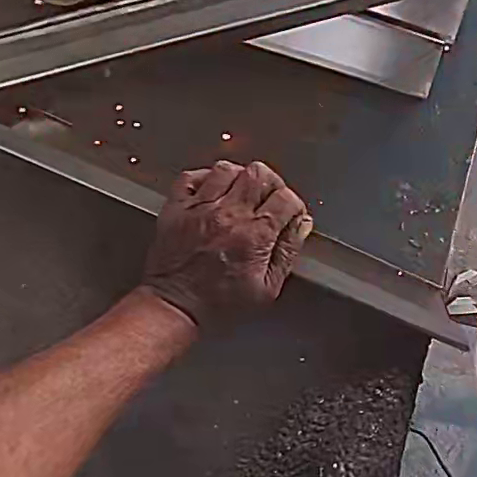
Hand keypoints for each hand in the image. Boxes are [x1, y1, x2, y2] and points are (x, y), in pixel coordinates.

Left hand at [139, 160, 311, 327]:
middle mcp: (228, 215)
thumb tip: (301, 225)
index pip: (286, 199)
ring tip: (242, 196)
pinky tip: (214, 193)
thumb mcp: (268, 288)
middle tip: (270, 201)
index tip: (291, 216)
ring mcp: (200, 208)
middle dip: (271, 185)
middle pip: (259, 174)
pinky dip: (206, 178)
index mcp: (254, 236)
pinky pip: (192, 175)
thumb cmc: (220, 303)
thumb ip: (287, 252)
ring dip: (240, 179)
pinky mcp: (176, 208)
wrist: (175, 307)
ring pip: (227, 169)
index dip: (294, 205)